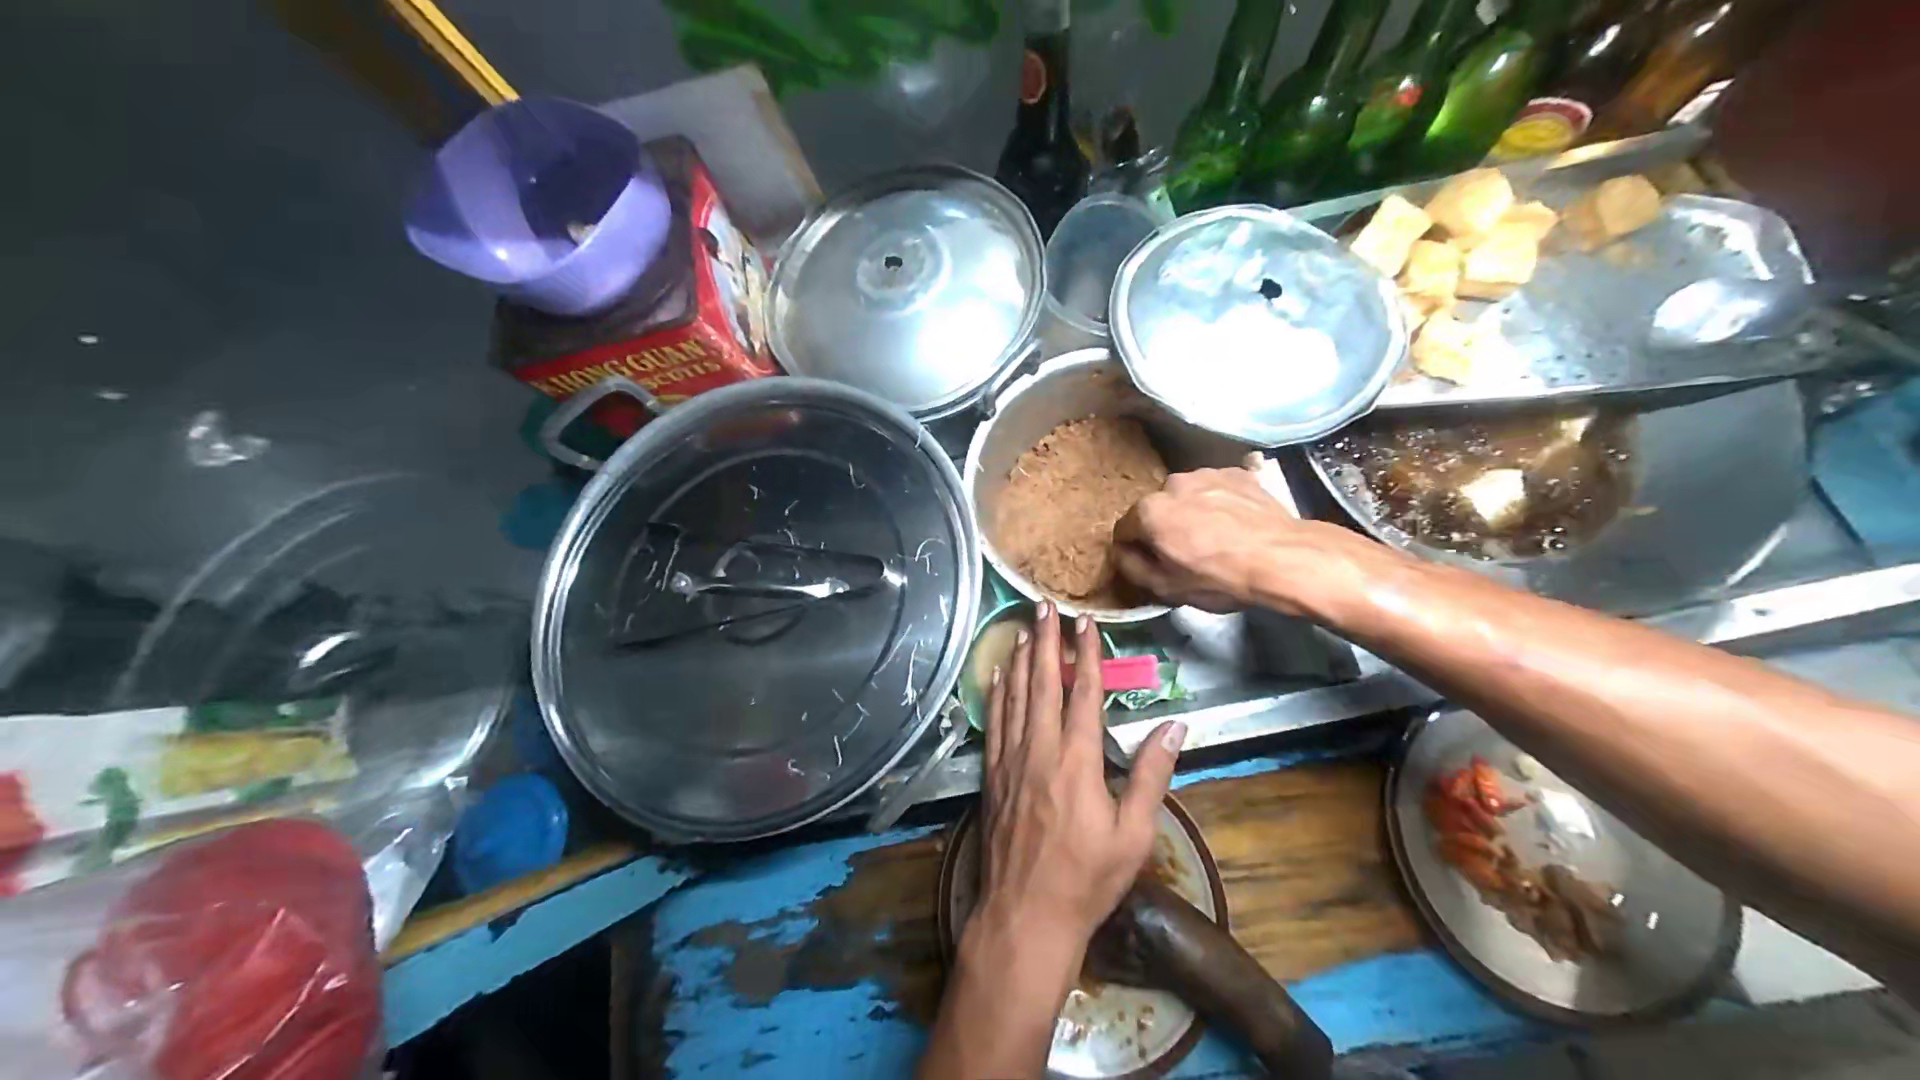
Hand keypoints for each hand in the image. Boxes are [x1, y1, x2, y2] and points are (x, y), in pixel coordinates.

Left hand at [979, 602, 1185, 947]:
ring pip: (1014, 697)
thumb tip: (1175, 726)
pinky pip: (993, 723)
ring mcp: (1011, 761)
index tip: (1086, 624)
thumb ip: (1152, 775)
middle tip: (1044, 606)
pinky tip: (995, 675)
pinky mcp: (992, 775)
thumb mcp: (1134, 833)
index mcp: (1078, 761)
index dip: (1087, 656)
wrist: (1026, 913)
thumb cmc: (1087, 877)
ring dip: (1018, 660)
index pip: (1084, 695)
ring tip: (1021, 628)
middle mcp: (1040, 750)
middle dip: (1045, 642)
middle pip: (1042, 684)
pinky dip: (995, 694)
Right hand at [1113, 464, 1375, 615]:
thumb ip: (1131, 568)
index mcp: (1148, 511)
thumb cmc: (1218, 578)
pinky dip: (1219, 503)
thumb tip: (1121, 553)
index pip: (1125, 530)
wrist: (1283, 558)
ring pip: (1187, 497)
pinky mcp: (1237, 474)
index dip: (1134, 551)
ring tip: (1215, 538)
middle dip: (1165, 528)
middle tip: (1187, 554)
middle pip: (1157, 510)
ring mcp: (1207, 474)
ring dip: (1191, 513)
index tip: (1151, 565)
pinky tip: (1235, 525)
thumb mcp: (1165, 588)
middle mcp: (1172, 483)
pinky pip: (1216, 490)